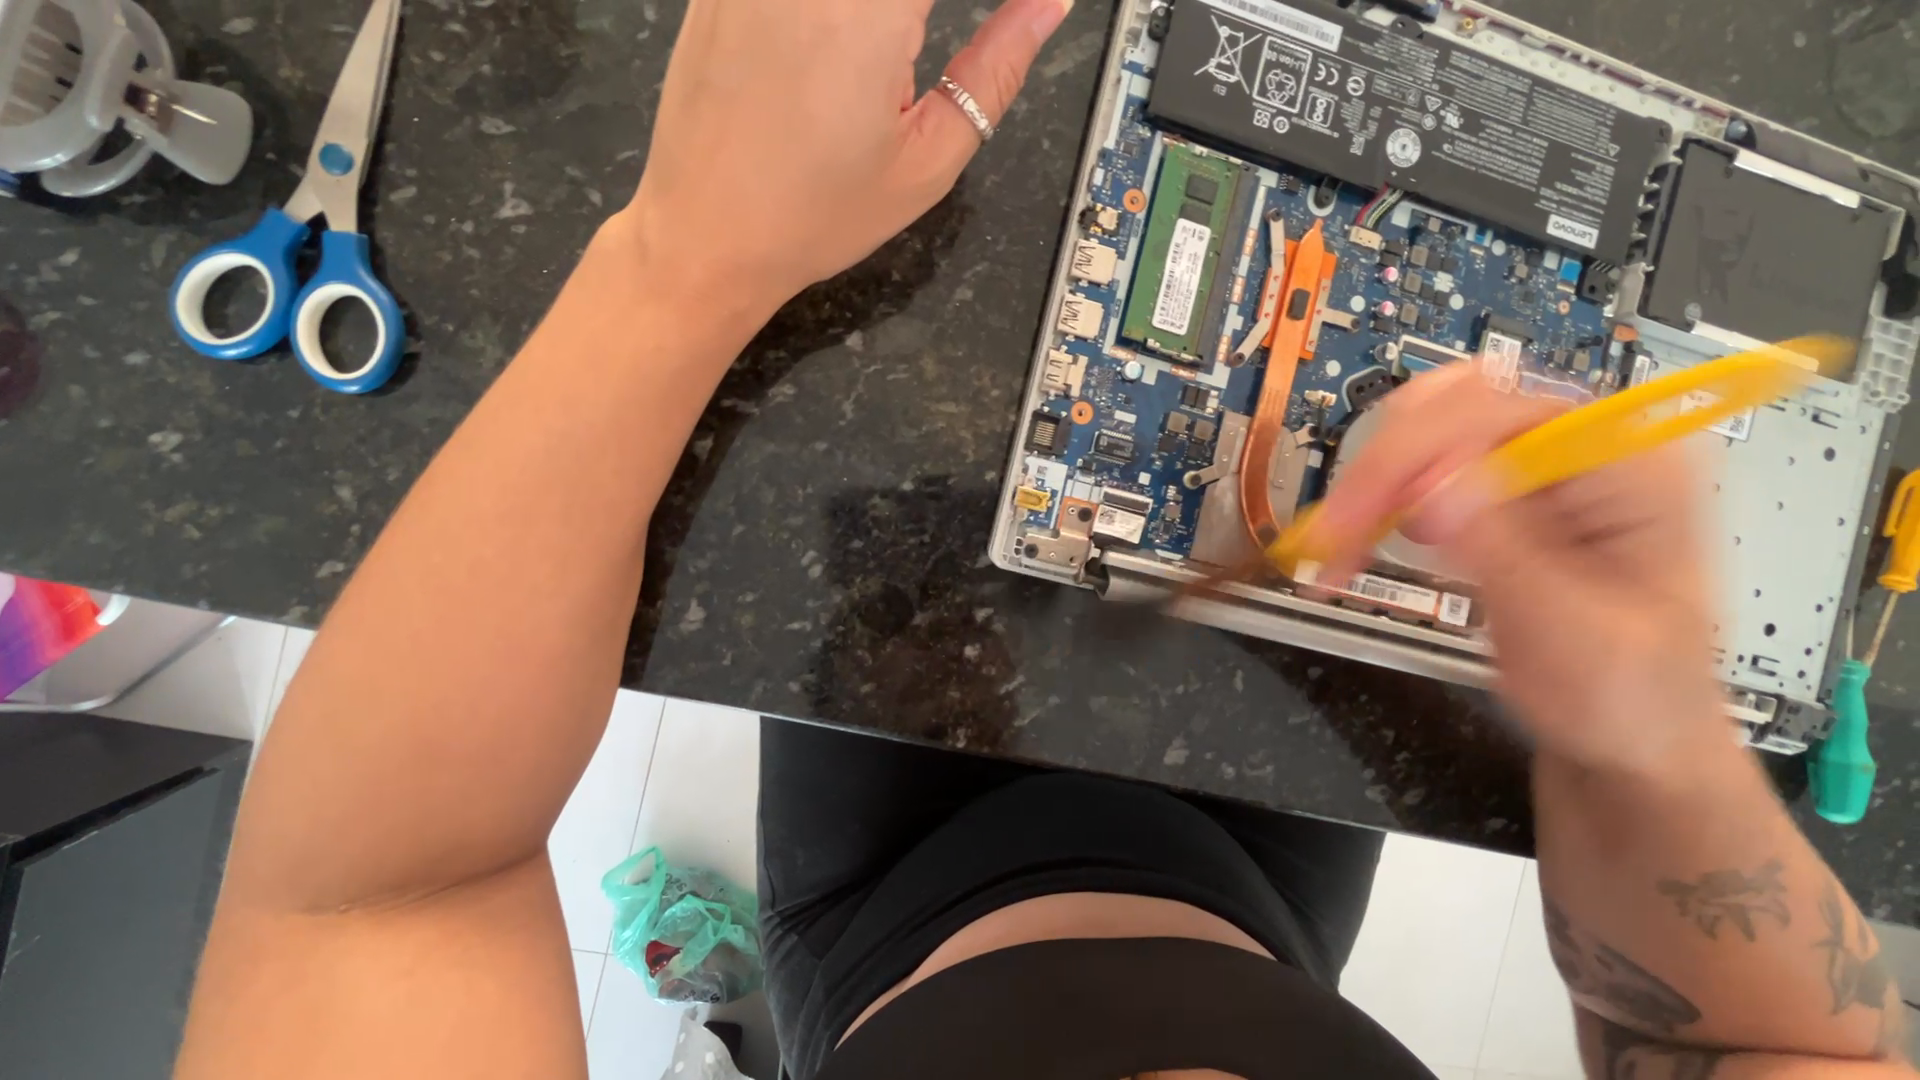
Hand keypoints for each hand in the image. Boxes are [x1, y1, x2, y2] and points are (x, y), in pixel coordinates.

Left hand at [616, 0, 1072, 314]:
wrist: (708, 235)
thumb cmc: (818, 216)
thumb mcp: (927, 162)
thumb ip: (996, 71)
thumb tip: (1048, 5)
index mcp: (871, 8)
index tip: (1019, 9)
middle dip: (912, 19)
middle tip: (911, 66)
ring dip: (886, 17)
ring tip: (890, 61)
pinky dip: (841, 12)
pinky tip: (838, 55)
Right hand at [1306, 367, 1731, 776]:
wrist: (1632, 735)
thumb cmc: (1628, 696)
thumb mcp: (1574, 631)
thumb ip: (1507, 549)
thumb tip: (1434, 480)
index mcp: (1628, 463)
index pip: (1495, 413)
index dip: (1413, 457)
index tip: (1358, 519)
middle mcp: (1578, 448)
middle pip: (1448, 412)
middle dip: (1380, 469)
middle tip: (1335, 534)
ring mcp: (1533, 470)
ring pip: (1418, 439)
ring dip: (1366, 492)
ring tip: (1337, 555)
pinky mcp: (1494, 497)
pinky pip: (1414, 477)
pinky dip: (1371, 510)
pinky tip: (1355, 551)